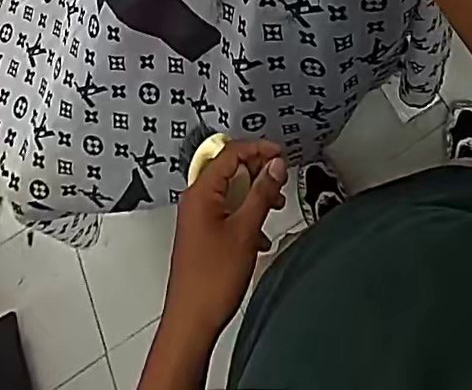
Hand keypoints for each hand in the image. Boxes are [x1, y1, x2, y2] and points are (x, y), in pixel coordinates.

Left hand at [163, 139, 287, 337]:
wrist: (192, 323)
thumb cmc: (210, 282)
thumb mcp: (245, 229)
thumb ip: (262, 192)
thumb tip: (275, 166)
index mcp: (201, 193)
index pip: (231, 153)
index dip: (258, 148)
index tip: (279, 154)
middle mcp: (196, 201)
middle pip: (231, 169)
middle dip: (258, 171)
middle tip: (279, 177)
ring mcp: (198, 218)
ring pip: (231, 190)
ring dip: (255, 193)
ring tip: (274, 203)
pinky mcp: (203, 234)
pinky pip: (228, 209)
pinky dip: (246, 212)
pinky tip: (260, 231)